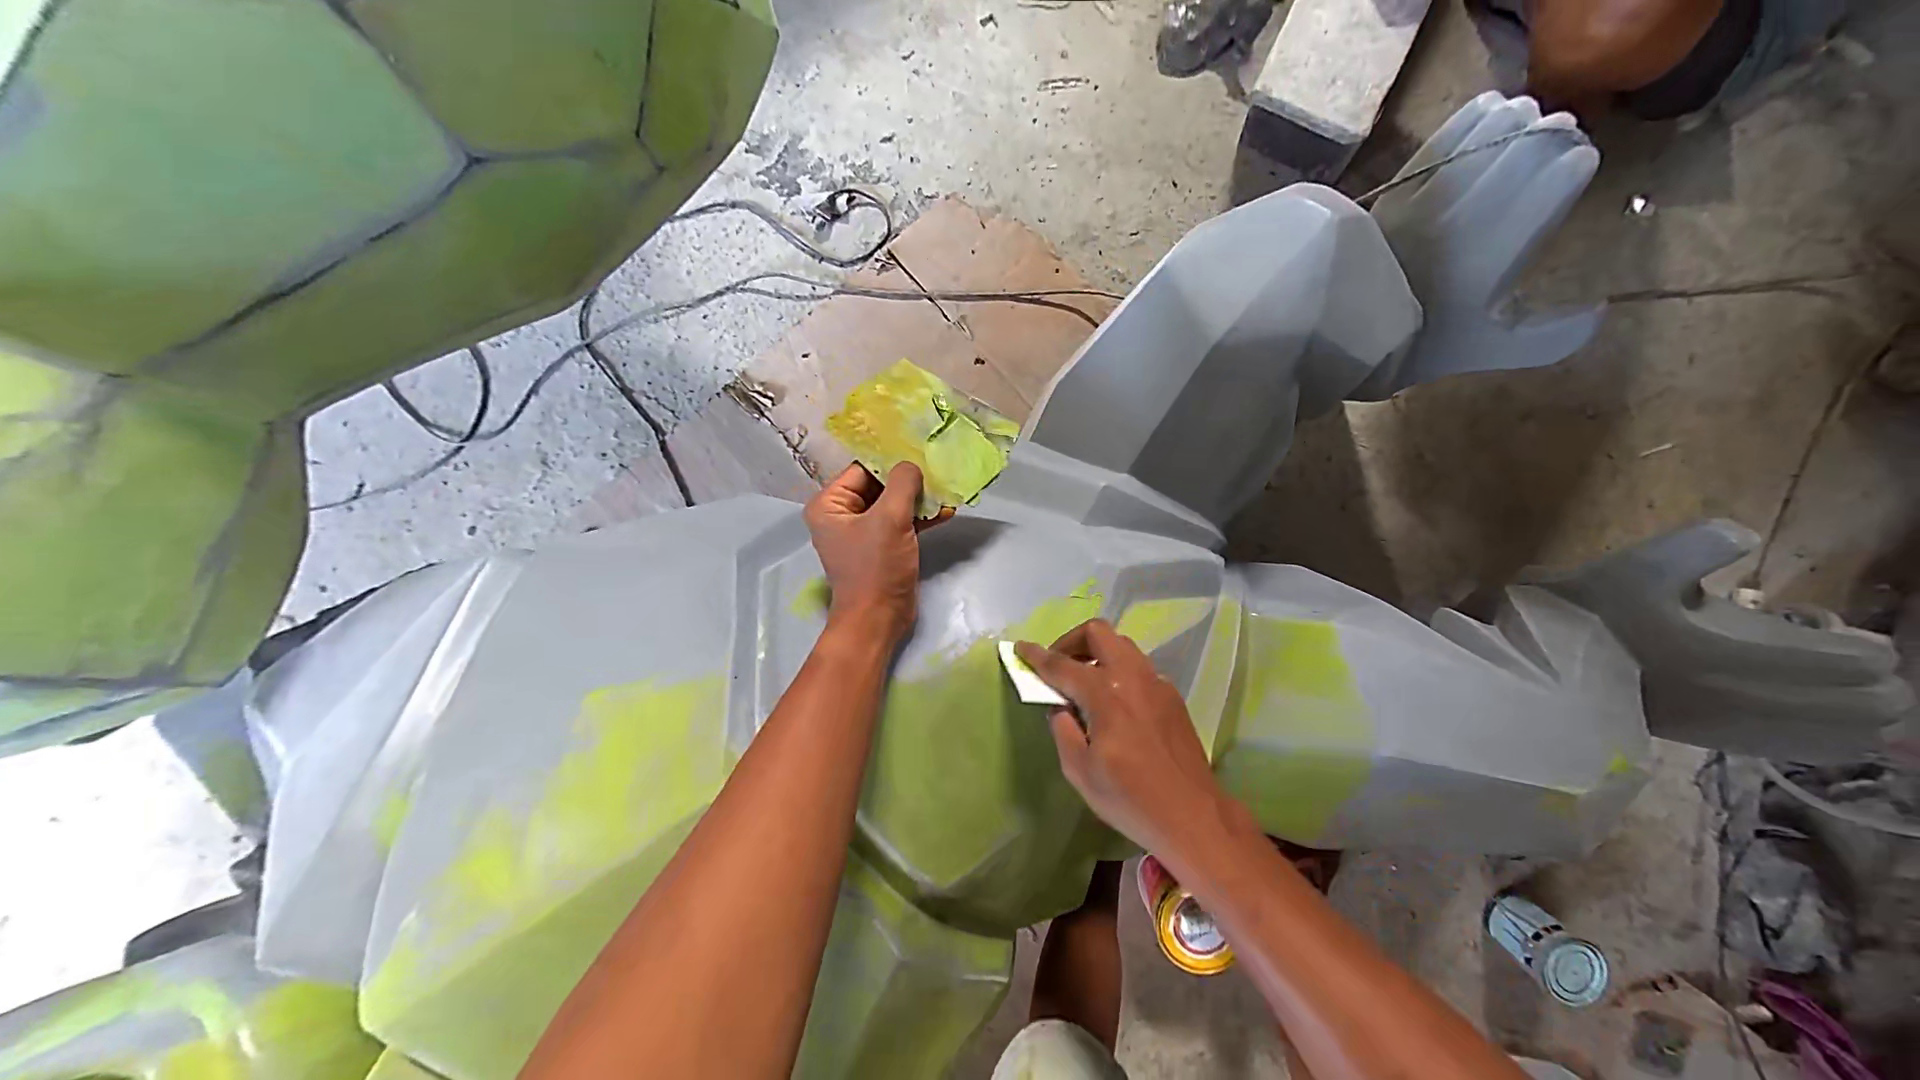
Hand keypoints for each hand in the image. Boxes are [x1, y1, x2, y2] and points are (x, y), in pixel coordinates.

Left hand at [803, 462, 947, 640]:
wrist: (879, 619)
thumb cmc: (876, 567)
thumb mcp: (890, 519)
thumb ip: (902, 483)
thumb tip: (912, 465)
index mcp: (829, 504)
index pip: (862, 469)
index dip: (891, 462)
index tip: (921, 453)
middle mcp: (842, 514)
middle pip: (879, 484)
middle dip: (909, 480)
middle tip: (938, 469)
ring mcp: (863, 531)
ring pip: (894, 503)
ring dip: (919, 499)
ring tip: (946, 491)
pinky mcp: (883, 546)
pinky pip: (901, 522)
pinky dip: (921, 517)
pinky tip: (945, 511)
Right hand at [1015, 621, 1245, 862]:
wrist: (1192, 815)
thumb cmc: (1129, 798)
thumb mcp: (1079, 770)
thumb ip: (1063, 729)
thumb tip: (1060, 706)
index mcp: (1105, 694)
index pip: (1061, 665)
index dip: (1036, 656)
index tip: (1020, 648)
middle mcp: (1132, 677)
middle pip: (1098, 633)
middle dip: (1071, 641)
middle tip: (1057, 665)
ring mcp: (1157, 684)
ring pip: (1122, 646)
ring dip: (1097, 653)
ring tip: (1084, 682)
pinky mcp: (1172, 697)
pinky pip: (1139, 668)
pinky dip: (1118, 671)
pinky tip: (1113, 703)